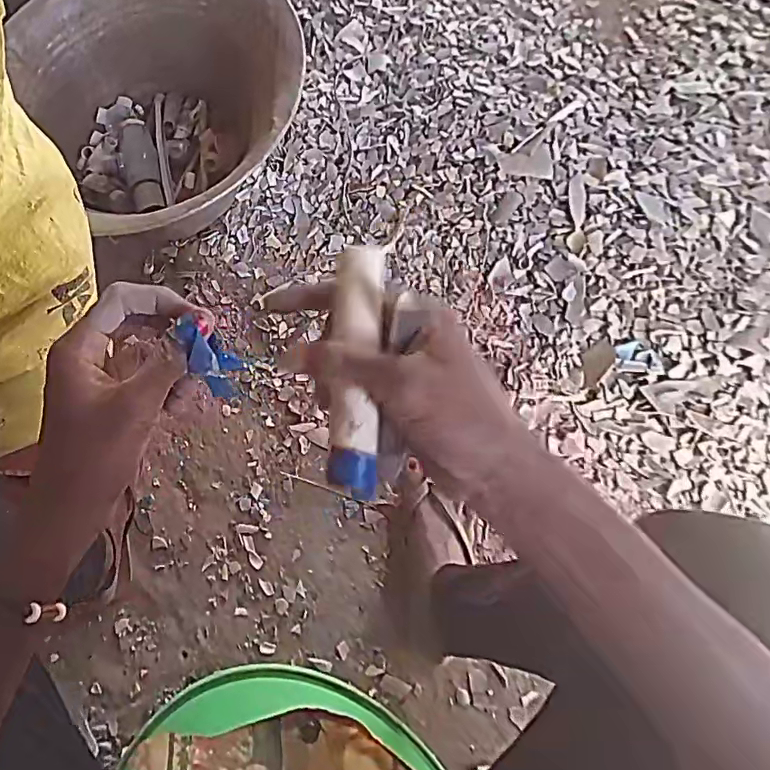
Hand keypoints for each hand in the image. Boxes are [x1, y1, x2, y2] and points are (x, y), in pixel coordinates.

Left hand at [0, 282, 197, 593]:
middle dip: (173, 335)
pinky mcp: (108, 400)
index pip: (123, 298)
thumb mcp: (136, 407)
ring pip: (144, 352)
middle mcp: (86, 354)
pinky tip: (178, 408)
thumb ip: (168, 363)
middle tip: (207, 349)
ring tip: (188, 396)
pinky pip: (141, 379)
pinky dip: (163, 387)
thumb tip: (200, 329)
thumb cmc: (94, 460)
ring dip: (172, 367)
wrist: (67, 513)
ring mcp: (97, 378)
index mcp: (79, 347)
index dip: (164, 301)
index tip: (200, 320)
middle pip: (136, 322)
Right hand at [264, 282, 533, 500]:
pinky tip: (345, 423)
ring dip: (333, 386)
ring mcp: (404, 370)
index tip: (273, 307)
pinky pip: (360, 393)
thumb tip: (290, 354)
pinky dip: (347, 404)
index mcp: (418, 317)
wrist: (495, 474)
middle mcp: (409, 337)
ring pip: (349, 367)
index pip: (356, 296)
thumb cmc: (458, 418)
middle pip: (347, 334)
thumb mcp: (399, 384)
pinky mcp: (400, 399)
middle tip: (315, 384)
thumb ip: (344, 364)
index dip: (312, 298)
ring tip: (331, 408)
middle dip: (323, 357)